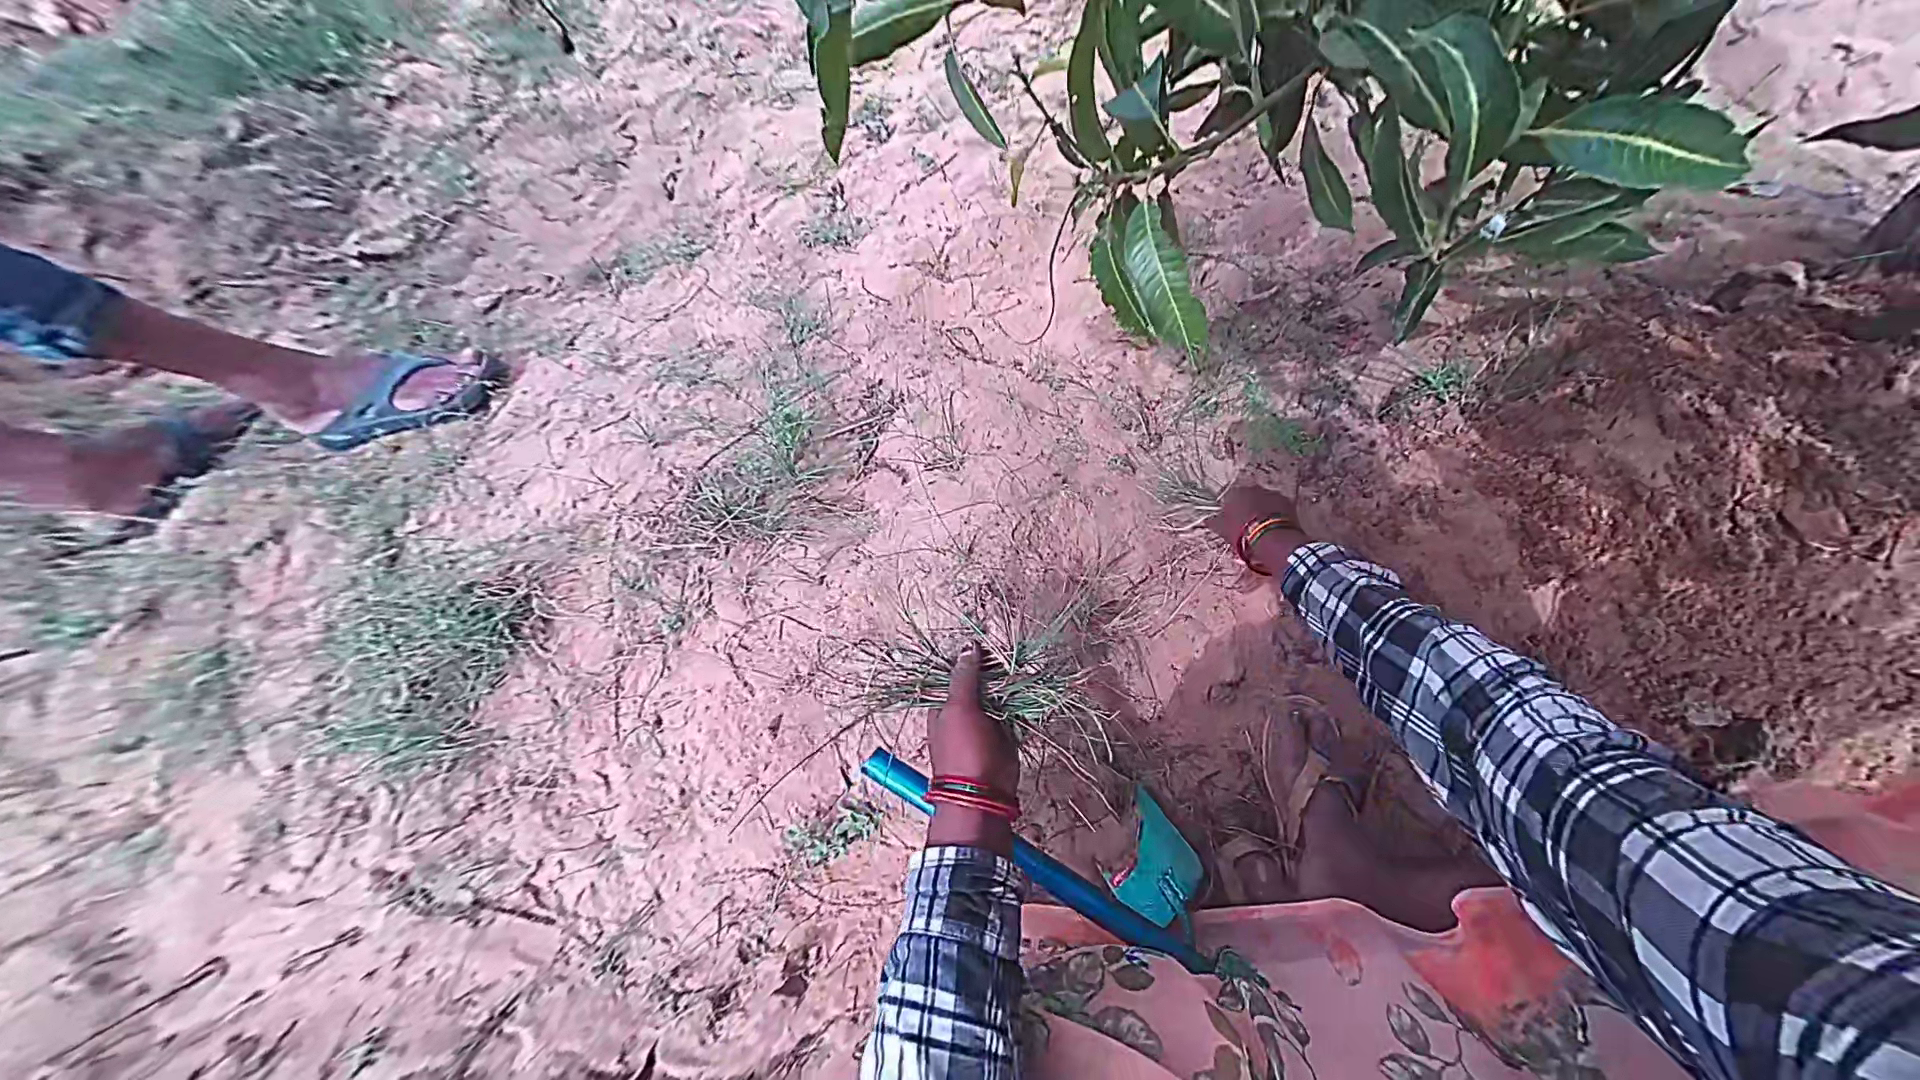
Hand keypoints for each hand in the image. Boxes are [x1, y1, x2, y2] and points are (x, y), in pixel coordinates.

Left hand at [926, 646, 1018, 853]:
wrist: (984, 793)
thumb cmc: (963, 750)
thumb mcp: (959, 708)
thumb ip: (964, 676)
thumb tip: (968, 647)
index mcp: (945, 703)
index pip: (959, 672)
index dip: (974, 659)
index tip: (990, 647)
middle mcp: (964, 710)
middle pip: (982, 682)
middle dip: (997, 672)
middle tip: (1012, 659)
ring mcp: (985, 722)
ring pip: (1000, 695)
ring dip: (1013, 686)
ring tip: (1026, 672)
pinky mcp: (1004, 733)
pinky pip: (1014, 712)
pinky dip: (1022, 704)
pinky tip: (1031, 692)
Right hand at [1208, 484, 1309, 573]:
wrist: (1272, 539)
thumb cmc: (1242, 533)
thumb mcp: (1223, 530)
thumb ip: (1214, 522)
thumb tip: (1207, 520)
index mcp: (1236, 493)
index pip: (1228, 496)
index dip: (1229, 508)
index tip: (1229, 519)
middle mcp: (1254, 488)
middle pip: (1248, 496)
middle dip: (1247, 506)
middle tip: (1245, 522)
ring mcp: (1272, 494)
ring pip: (1264, 499)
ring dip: (1262, 508)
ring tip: (1260, 525)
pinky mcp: (1287, 502)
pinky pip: (1277, 506)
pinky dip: (1275, 513)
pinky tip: (1273, 525)